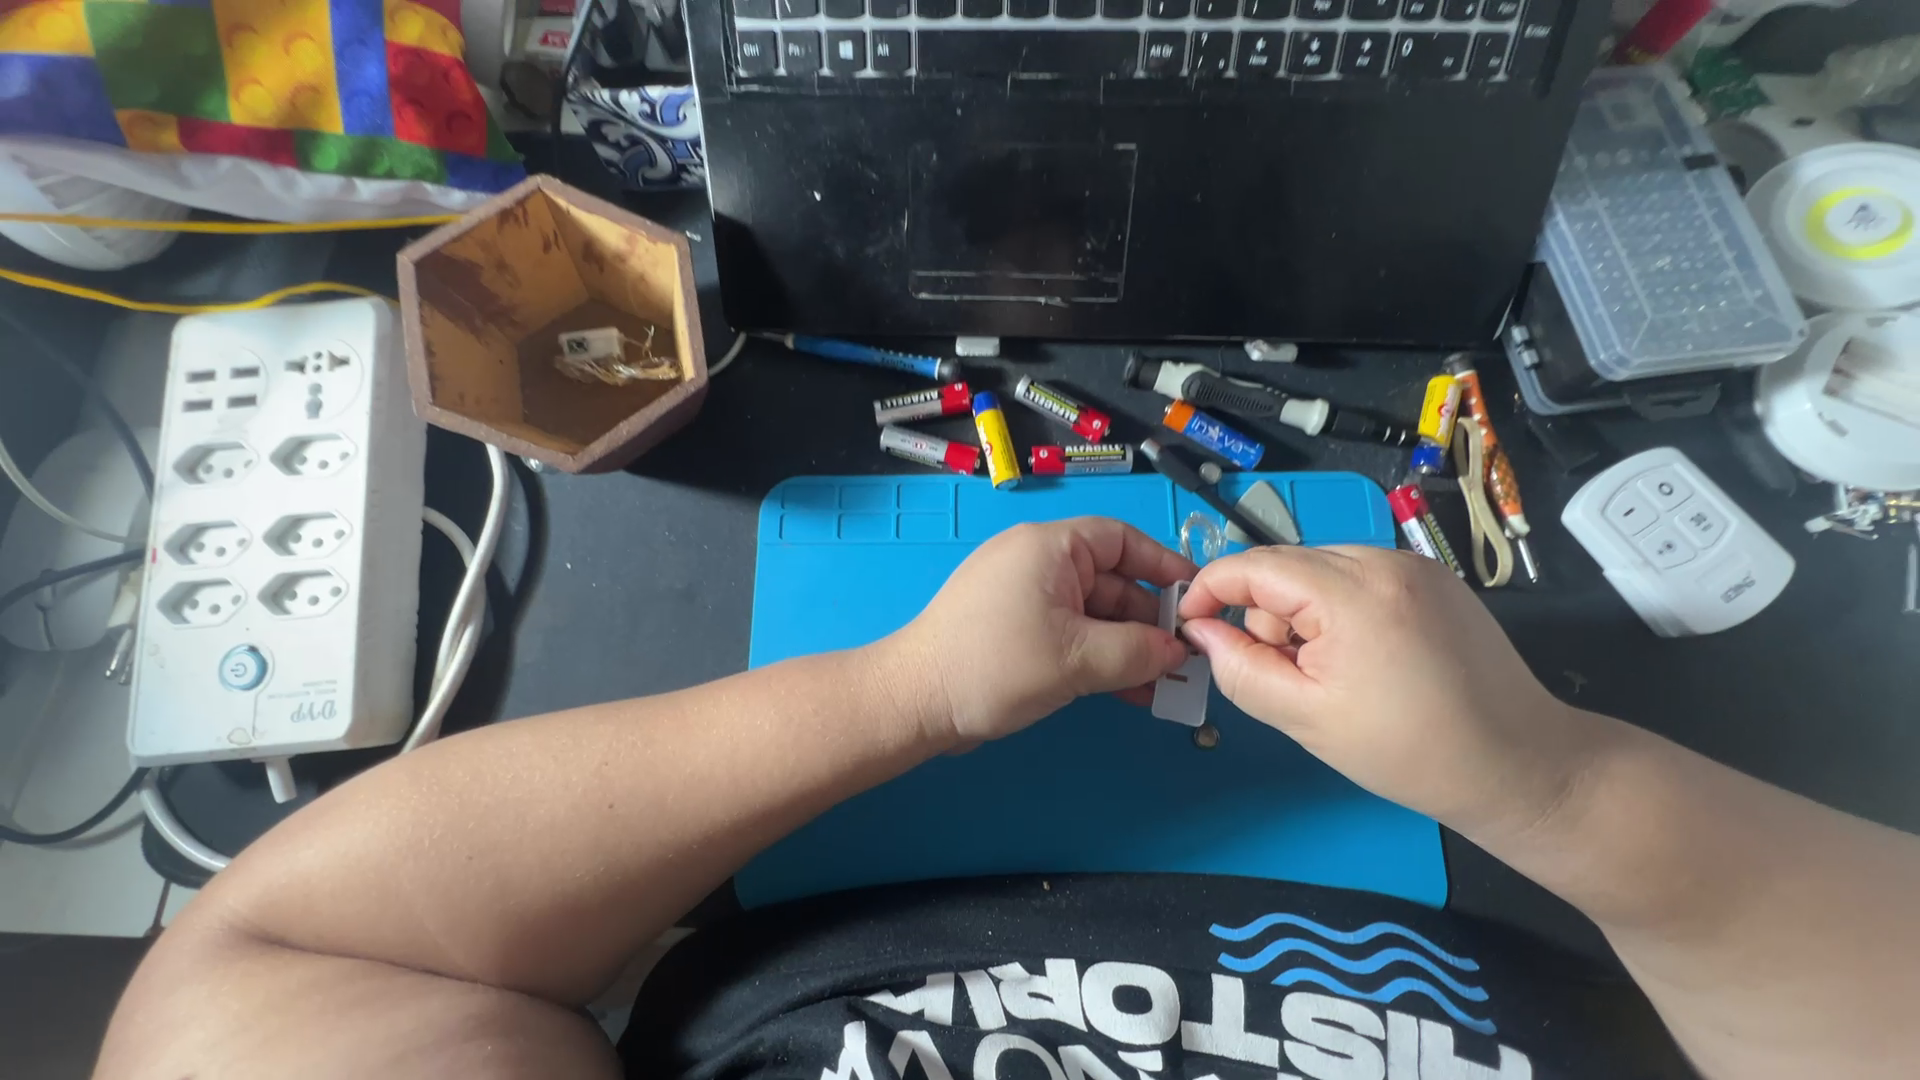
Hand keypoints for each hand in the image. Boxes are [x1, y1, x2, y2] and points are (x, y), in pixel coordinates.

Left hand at [890, 518, 1195, 745]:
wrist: (916, 701)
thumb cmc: (997, 664)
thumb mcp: (1078, 658)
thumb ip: (1138, 652)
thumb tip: (1180, 653)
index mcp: (1050, 547)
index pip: (1121, 540)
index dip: (1164, 566)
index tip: (1196, 600)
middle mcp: (1037, 562)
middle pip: (1110, 581)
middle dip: (1149, 621)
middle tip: (1186, 660)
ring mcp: (1024, 596)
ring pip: (1092, 614)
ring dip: (1127, 648)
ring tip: (1164, 686)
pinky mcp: (1014, 628)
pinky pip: (1069, 633)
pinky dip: (1097, 657)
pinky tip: (1128, 691)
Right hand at [1178, 545, 1591, 837]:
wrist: (1522, 765)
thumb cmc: (1406, 750)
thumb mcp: (1303, 716)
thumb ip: (1238, 667)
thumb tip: (1199, 629)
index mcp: (1352, 591)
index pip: (1253, 565)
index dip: (1208, 589)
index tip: (1189, 625)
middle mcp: (1382, 559)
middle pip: (1283, 566)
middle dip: (1262, 613)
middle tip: (1283, 672)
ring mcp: (1410, 563)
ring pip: (1314, 571)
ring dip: (1298, 613)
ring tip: (1329, 670)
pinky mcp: (1428, 576)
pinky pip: (1351, 577)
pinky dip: (1333, 609)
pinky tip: (1360, 654)